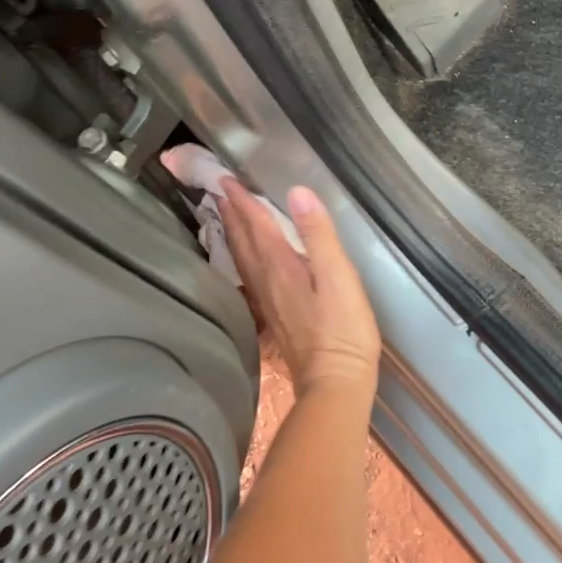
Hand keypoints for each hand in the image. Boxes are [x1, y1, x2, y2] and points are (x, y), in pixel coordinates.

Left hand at [216, 179, 382, 398]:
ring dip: (233, 235)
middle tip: (218, 192)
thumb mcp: (338, 275)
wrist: (335, 383)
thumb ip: (317, 234)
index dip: (242, 201)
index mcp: (280, 266)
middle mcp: (266, 281)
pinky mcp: (275, 317)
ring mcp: (268, 302)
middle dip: (231, 214)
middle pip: (243, 241)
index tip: (226, 179)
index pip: (256, 226)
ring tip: (225, 218)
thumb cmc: (343, 329)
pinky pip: (250, 277)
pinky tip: (248, 263)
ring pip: (243, 260)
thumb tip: (297, 193)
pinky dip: (243, 259)